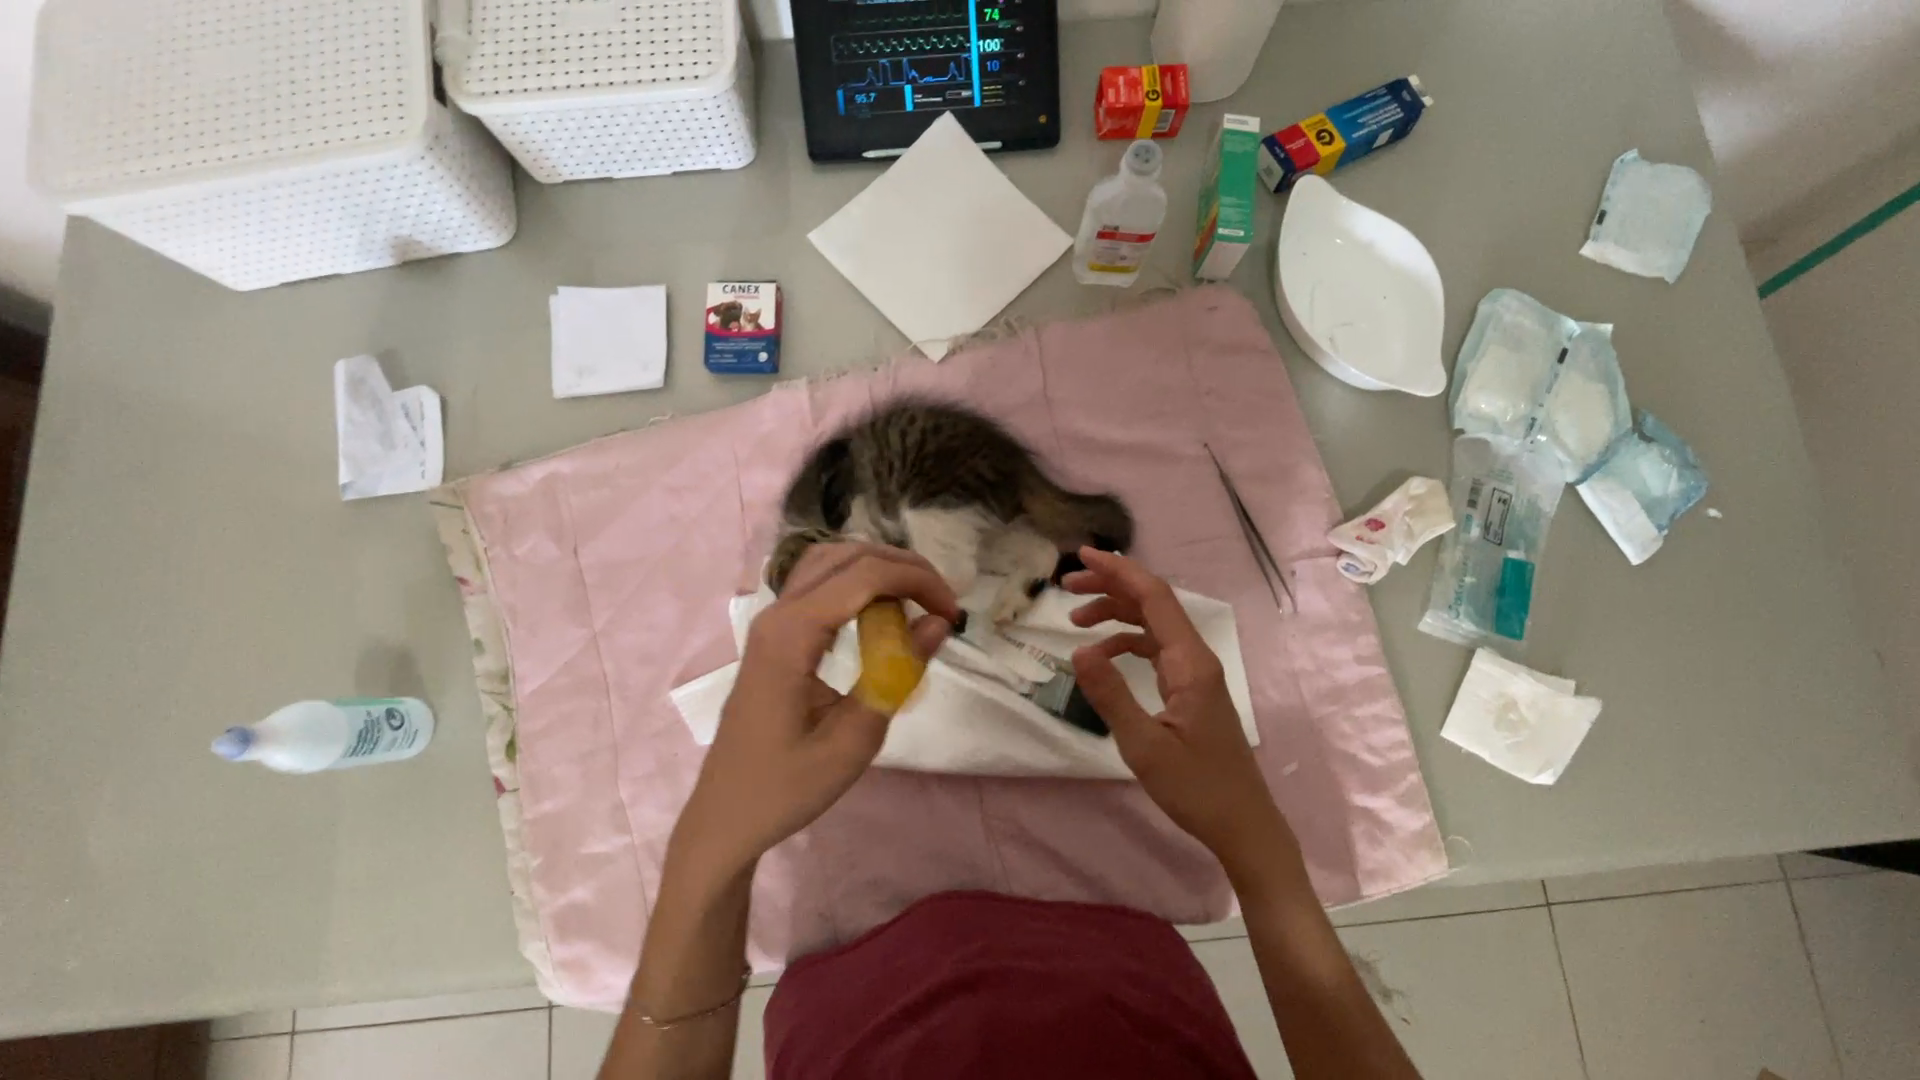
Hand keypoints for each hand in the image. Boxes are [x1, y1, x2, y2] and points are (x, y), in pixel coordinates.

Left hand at [675, 543, 959, 877]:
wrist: (727, 814)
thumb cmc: (788, 786)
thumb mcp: (854, 740)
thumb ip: (898, 674)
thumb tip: (938, 623)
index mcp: (791, 635)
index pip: (864, 575)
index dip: (917, 581)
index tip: (953, 614)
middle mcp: (777, 613)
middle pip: (848, 556)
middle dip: (905, 569)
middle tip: (943, 605)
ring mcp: (771, 620)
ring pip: (831, 561)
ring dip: (880, 570)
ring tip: (918, 601)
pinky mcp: (774, 633)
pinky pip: (818, 584)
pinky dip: (857, 582)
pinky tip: (880, 611)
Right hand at [1065, 547, 1286, 876]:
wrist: (1243, 824)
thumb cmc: (1196, 788)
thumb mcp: (1143, 746)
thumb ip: (1110, 695)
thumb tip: (1077, 651)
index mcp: (1189, 663)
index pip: (1153, 597)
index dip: (1118, 571)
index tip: (1082, 556)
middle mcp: (1195, 658)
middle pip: (1152, 603)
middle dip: (1110, 587)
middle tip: (1066, 586)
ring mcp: (1194, 674)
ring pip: (1152, 625)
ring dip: (1115, 614)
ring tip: (1074, 619)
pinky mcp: (1190, 690)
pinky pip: (1155, 650)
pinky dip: (1125, 643)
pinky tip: (1101, 657)